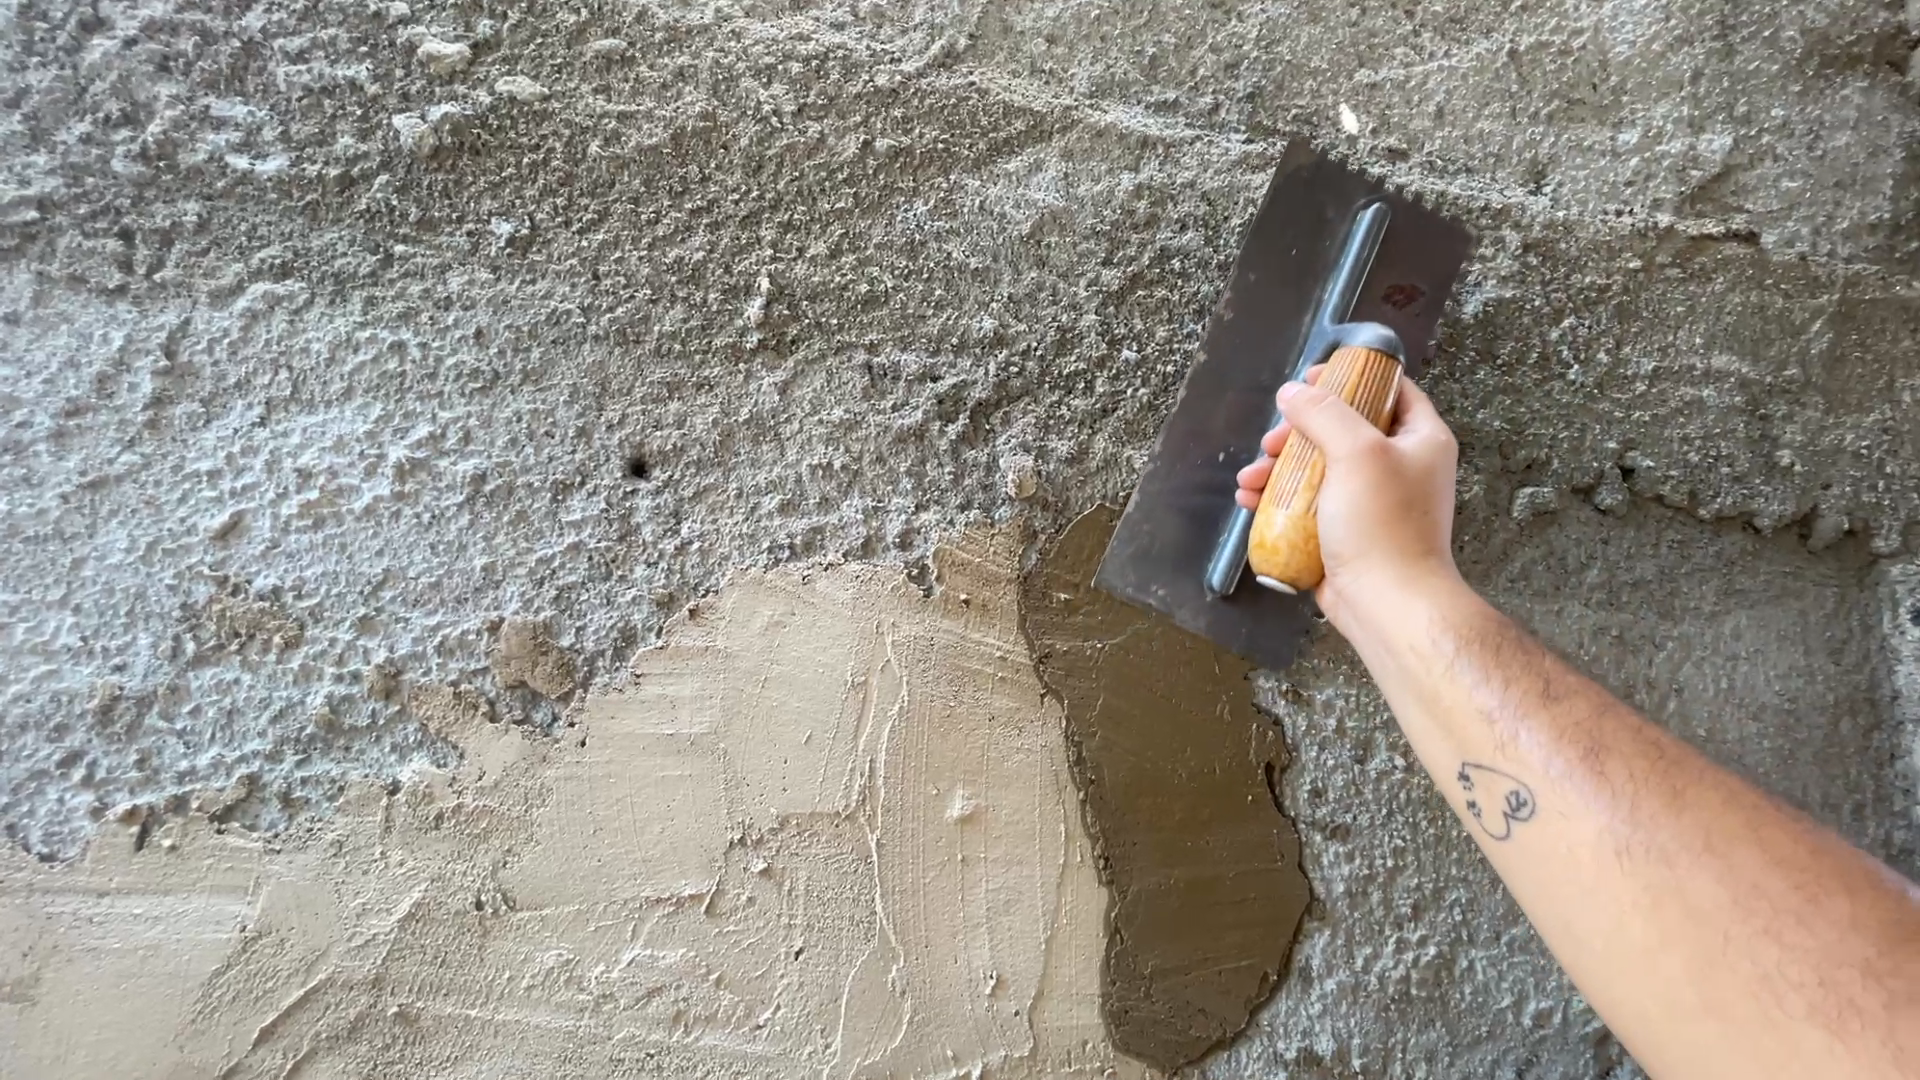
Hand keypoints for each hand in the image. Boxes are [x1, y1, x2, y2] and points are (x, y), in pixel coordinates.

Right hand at [1234, 366, 1462, 629]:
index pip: (1392, 391)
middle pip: (1343, 432)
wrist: (1385, 602)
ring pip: (1319, 469)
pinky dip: (1279, 499)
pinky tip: (1250, 501)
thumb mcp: (1356, 454)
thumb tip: (1292, 391)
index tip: (1311, 378)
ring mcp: (1372, 502)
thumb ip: (1324, 414)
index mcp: (1421, 441)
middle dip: (1299, 433)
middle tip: (1272, 441)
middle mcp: (1400, 468)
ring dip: (1279, 469)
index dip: (1352, 378)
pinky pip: (1308, 503)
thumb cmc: (1382, 524)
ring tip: (1249, 478)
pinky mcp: (1346, 532)